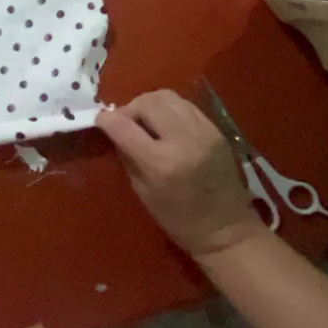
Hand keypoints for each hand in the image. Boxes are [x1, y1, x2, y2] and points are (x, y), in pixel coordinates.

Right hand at [97, 90, 265, 257]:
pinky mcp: (216, 130)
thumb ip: (127, 156)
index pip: (123, 126)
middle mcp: (184, 141)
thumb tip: (113, 131)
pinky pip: (185, 105)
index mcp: (161, 163)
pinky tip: (166, 125)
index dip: (105, 120)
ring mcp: (204, 133)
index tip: (100, 121)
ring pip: (168, 97)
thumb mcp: (142, 191)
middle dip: (130, 108)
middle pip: (147, 102)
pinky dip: (170, 109)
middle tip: (126, 123)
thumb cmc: (178, 219)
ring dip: (150, 104)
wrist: (227, 230)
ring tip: (146, 121)